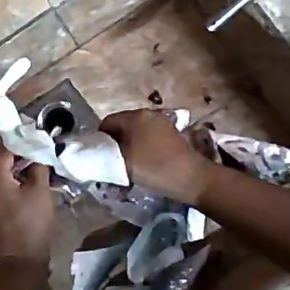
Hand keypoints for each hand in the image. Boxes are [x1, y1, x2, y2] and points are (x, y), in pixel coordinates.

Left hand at [0, 151, 54, 271]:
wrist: (20, 260)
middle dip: (19, 160)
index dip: (19, 147)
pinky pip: (6, 193)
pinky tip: (34, 191)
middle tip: (39, 159)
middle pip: (0, 167)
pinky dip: (18, 187)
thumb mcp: (40, 190)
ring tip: (40, 174)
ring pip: (3, 181)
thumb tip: (38, 155)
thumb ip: (38, 169)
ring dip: (19, 174)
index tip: (37, 146)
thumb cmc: (30, 222)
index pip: (3, 154)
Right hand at [99, 110, 218, 204]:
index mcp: (134, 116)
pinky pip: (149, 135)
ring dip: (130, 144)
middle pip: (123, 125)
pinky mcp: (171, 132)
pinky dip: (143, 145)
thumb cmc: (153, 168)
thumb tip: (100, 150)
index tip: (100, 156)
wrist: (190, 177)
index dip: (100, 139)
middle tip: (113, 161)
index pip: (107, 122)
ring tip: (129, 163)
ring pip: (136, 130)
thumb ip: (107, 154)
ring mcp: (162, 121)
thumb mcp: (123, 162)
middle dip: (115, 141)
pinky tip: (145, 161)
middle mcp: (148, 113)